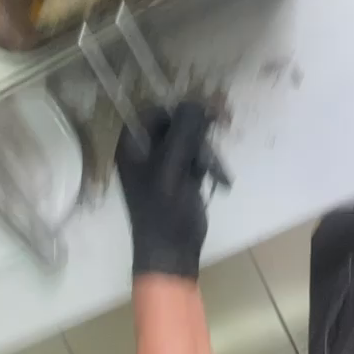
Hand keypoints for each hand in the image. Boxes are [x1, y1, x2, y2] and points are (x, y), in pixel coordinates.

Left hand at [117, 102, 214, 278]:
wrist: (173, 252)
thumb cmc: (166, 210)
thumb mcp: (172, 166)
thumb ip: (184, 131)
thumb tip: (198, 102)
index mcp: (131, 147)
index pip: (152, 112)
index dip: (177, 110)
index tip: (202, 115)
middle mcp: (144, 152)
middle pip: (174, 123)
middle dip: (197, 130)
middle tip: (221, 127)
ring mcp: (163, 165)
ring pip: (188, 140)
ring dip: (206, 149)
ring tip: (215, 169)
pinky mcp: (180, 177)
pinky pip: (195, 157)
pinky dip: (207, 163)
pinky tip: (216, 177)